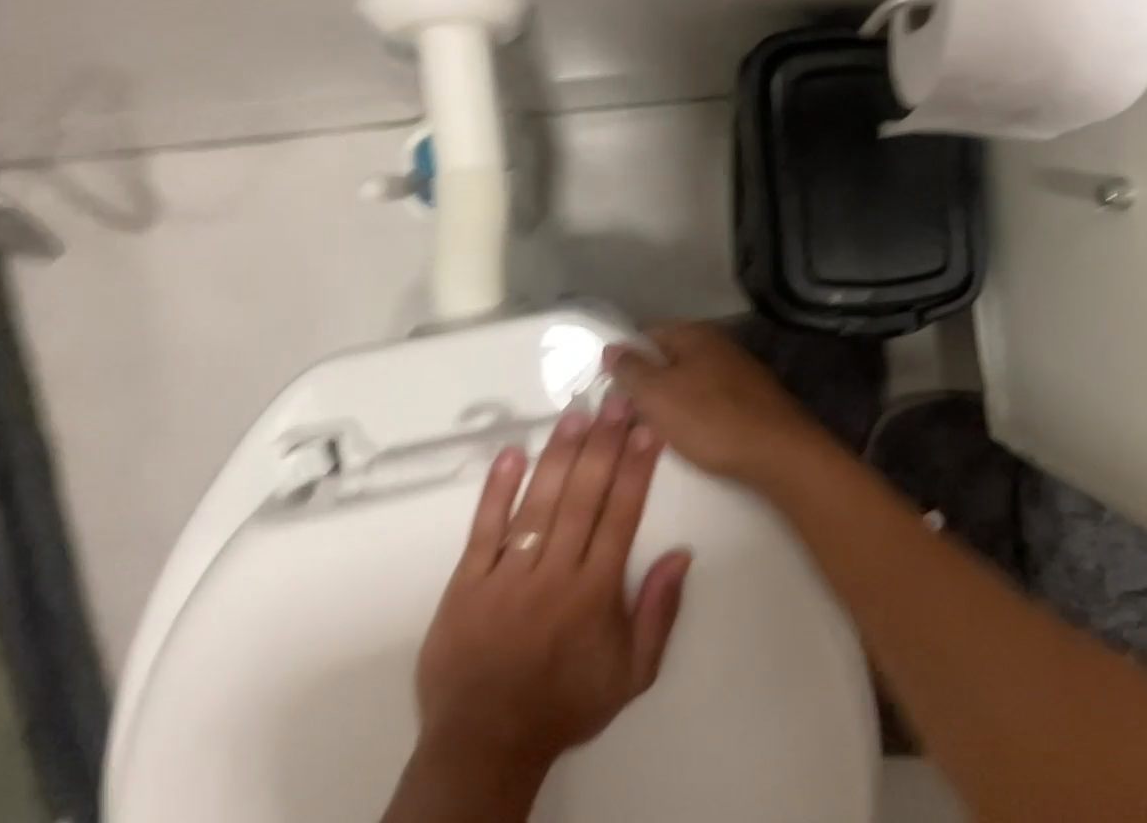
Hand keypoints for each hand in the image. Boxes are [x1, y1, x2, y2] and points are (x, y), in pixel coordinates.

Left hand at [413, 399, 692, 774]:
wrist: (486, 743)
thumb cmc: (567, 703)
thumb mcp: (634, 671)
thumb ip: (659, 611)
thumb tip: (681, 555)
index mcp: (596, 592)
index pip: (621, 515)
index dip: (637, 469)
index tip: (648, 431)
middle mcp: (554, 573)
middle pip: (583, 498)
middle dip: (604, 446)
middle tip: (616, 403)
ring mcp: (506, 576)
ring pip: (538, 504)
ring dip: (559, 457)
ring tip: (577, 416)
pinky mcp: (465, 584)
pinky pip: (483, 530)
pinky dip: (497, 491)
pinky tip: (512, 454)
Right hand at [604, 321, 840, 487]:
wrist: (779, 452)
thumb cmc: (711, 419)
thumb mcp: (657, 394)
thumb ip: (631, 369)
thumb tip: (613, 347)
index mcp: (696, 334)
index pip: (647, 333)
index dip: (623, 357)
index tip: (608, 388)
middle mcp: (721, 345)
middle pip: (670, 358)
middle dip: (647, 382)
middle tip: (626, 414)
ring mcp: (741, 372)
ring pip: (691, 381)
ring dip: (671, 402)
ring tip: (653, 430)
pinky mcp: (753, 400)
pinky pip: (712, 401)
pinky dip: (696, 415)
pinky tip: (691, 436)